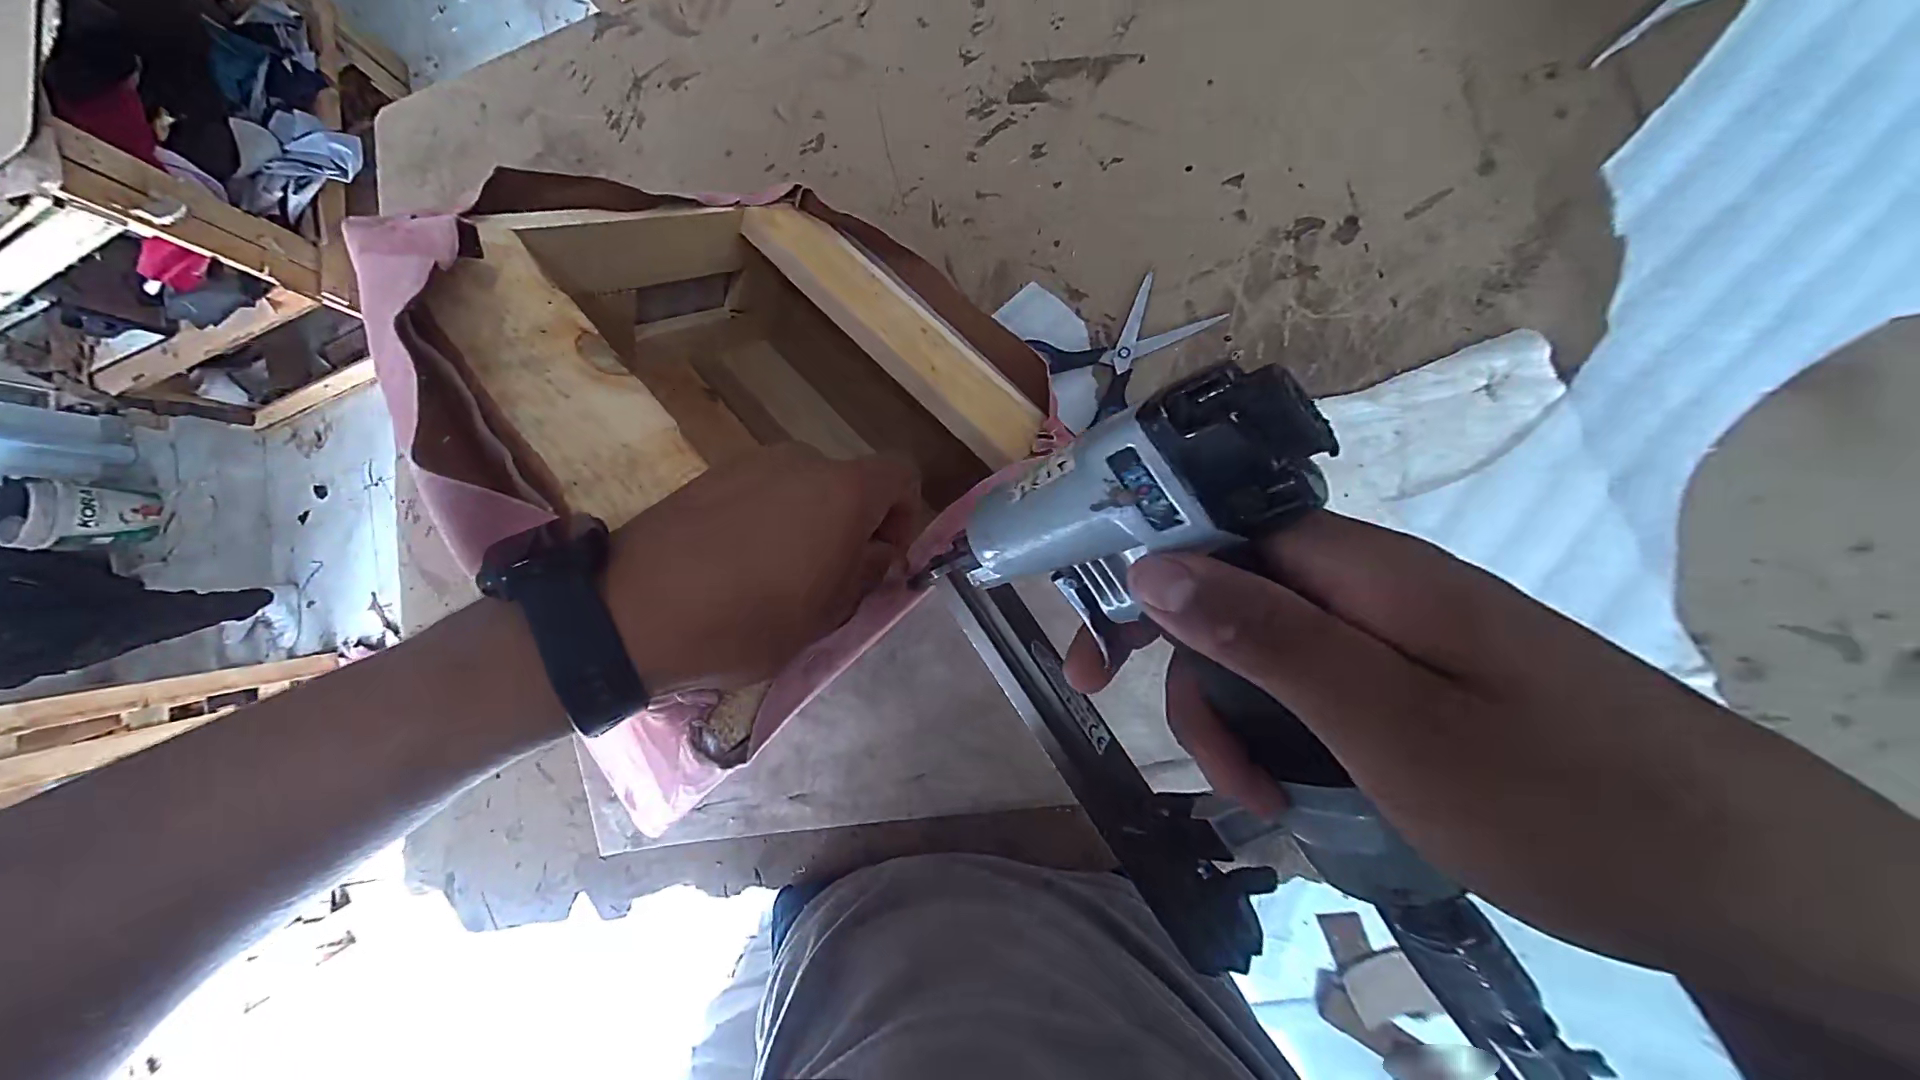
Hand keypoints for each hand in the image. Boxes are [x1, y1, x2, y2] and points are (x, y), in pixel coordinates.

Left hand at [600, 444, 924, 692]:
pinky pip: (763, 490)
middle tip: (832, 576)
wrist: (631, 612)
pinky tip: (738, 560)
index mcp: (842, 490)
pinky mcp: (711, 474)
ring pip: (806, 487)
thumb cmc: (747, 620)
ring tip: (780, 572)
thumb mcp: (827, 613)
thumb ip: (867, 572)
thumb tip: (879, 551)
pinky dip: (770, 517)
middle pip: (852, 482)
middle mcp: (802, 460)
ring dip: (812, 521)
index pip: (901, 474)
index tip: (882, 558)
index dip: (905, 515)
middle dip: (855, 524)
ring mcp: (751, 462)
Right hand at [1068, 512, 1919, 1056]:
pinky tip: (1295, 793)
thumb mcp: (1388, 724)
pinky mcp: (1407, 685)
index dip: (1143, 570)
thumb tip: (1153, 565)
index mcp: (1357, 570)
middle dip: (1183, 667)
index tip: (1092, 640)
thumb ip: (1265, 637)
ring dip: (1235, 720)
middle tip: (1153, 738)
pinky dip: (1282, 738)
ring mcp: (1388, 637)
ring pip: (1265, 654)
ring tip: (1262, 802)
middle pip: (1230, 598)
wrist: (1756, 889)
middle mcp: (1365, 587)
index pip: (1217, 529)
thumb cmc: (1565, 799)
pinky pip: (1310, 691)